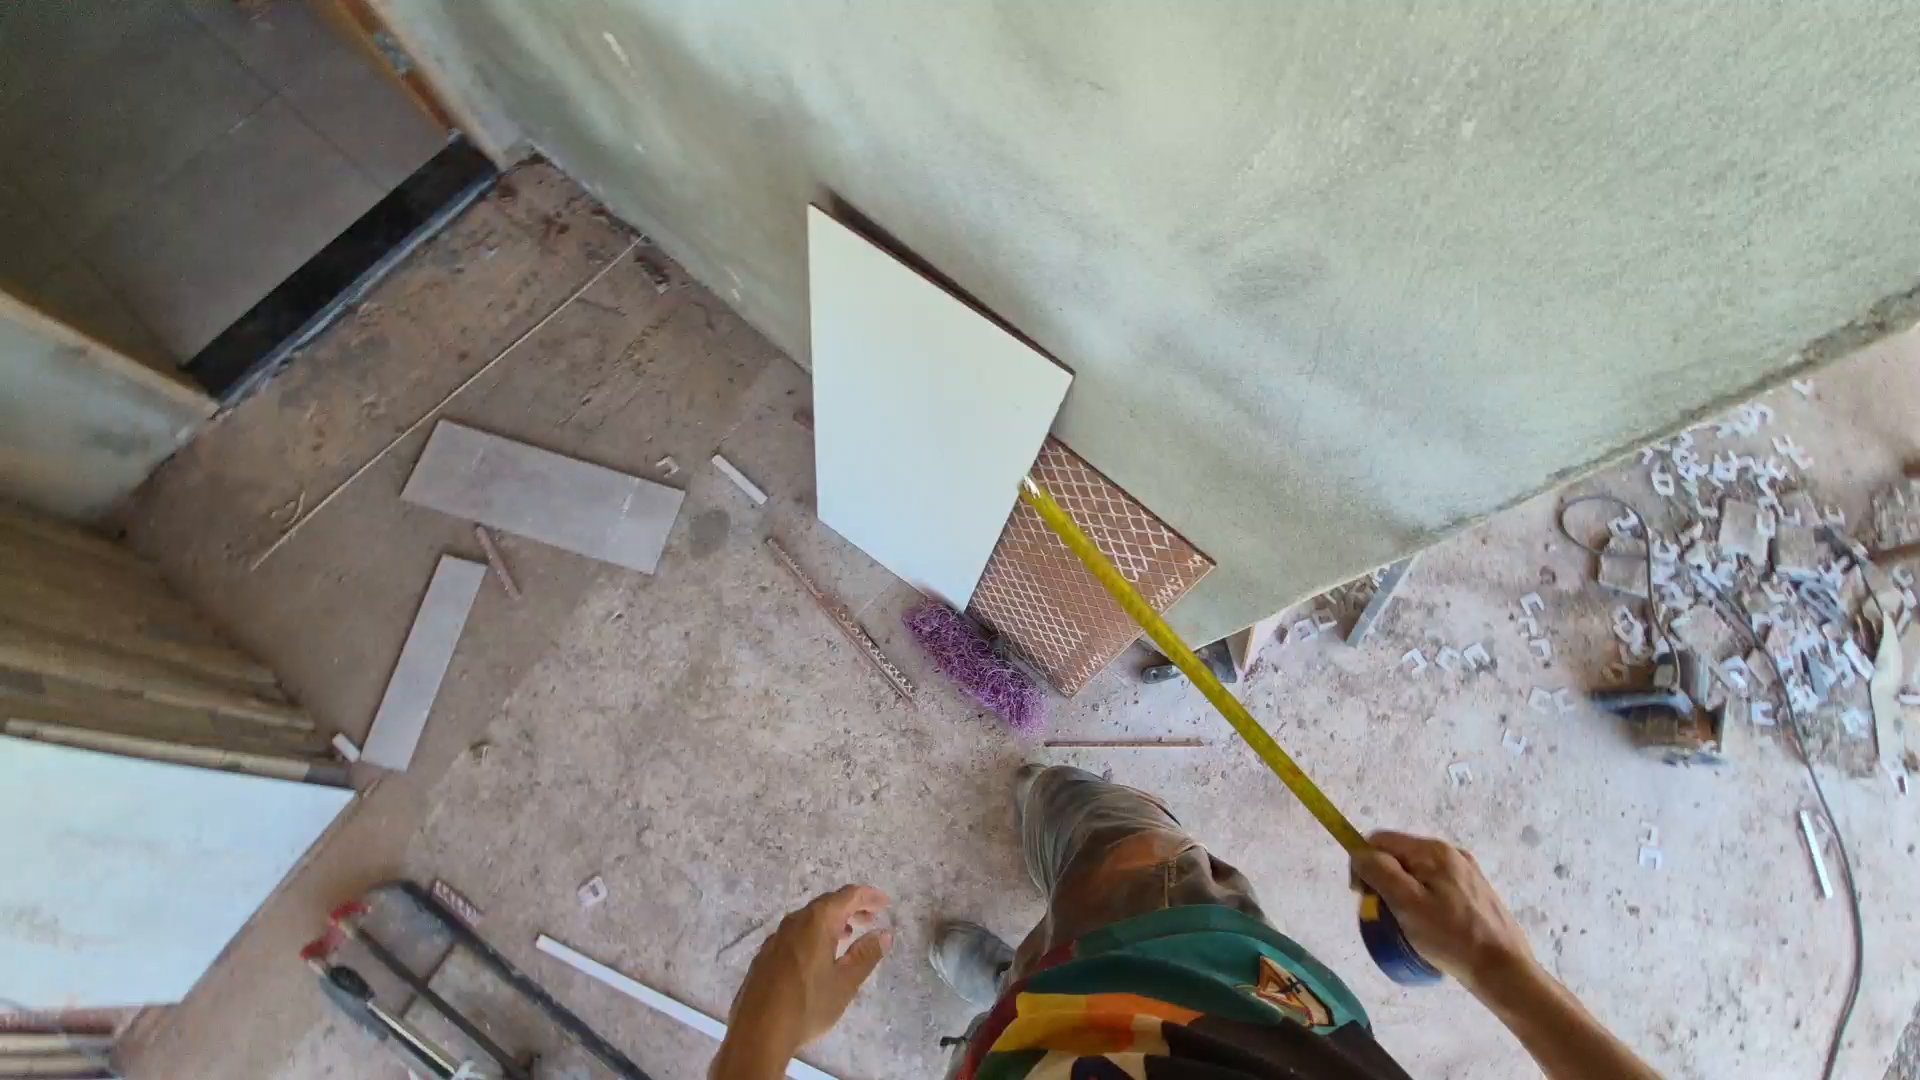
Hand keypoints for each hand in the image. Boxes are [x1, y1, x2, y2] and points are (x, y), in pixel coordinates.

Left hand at [719, 885, 892, 1068]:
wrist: (756, 1036)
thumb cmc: (807, 1006)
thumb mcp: (845, 983)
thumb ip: (866, 954)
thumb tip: (885, 934)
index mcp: (817, 921)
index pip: (848, 895)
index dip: (869, 896)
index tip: (885, 903)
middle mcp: (794, 921)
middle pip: (827, 903)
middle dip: (851, 908)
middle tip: (870, 919)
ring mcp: (776, 938)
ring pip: (809, 919)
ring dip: (831, 922)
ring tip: (847, 937)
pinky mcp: (764, 956)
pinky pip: (795, 934)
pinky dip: (813, 935)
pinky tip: (816, 958)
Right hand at [1351, 831, 1534, 992]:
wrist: (1507, 973)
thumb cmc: (1452, 938)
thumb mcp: (1406, 903)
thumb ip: (1378, 871)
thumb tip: (1359, 853)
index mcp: (1432, 850)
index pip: (1379, 841)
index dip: (1363, 863)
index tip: (1362, 896)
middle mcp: (1450, 853)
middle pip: (1398, 855)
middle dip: (1383, 878)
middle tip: (1384, 912)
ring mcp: (1466, 872)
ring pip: (1417, 871)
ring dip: (1402, 890)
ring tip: (1406, 921)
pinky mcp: (1476, 891)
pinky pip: (1436, 884)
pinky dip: (1423, 897)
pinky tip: (1430, 922)